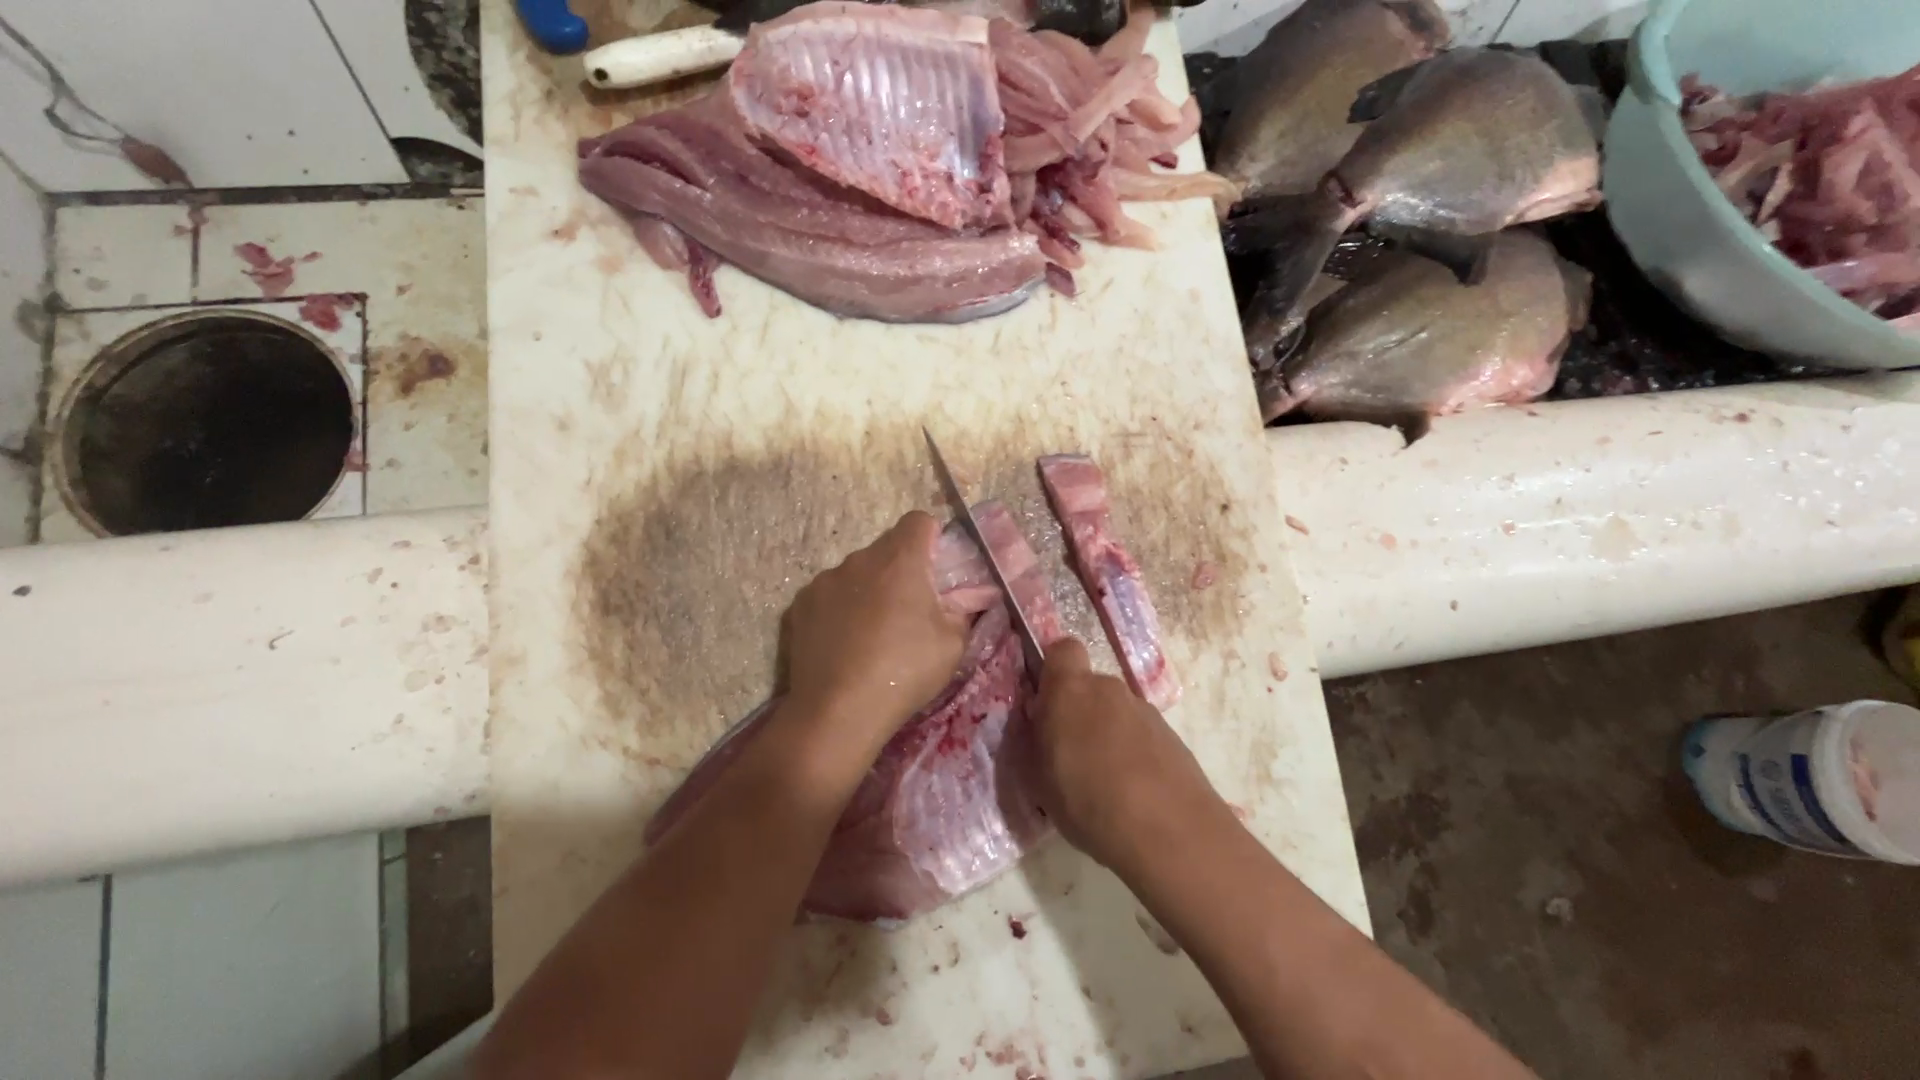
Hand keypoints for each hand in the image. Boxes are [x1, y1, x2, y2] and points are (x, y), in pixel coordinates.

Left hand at [781, 511, 969, 752]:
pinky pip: (829, 596)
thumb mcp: (953, 644)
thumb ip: (965, 609)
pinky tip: (844, 645)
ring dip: (869, 590)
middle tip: (911, 610)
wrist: (837, 711)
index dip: (933, 539)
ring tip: (873, 634)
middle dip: (901, 570)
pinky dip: (840, 610)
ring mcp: (824, 581)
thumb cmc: (905, 671)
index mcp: (900, 560)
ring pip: (856, 573)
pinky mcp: (799, 606)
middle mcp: (859, 560)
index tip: (938, 571)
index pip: (919, 521)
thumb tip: (977, 593)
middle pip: (886, 548)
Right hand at [1029, 638, 1234, 873]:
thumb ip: (1038, 740)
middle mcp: (1110, 690)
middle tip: (1070, 754)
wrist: (1170, 831)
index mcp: (1070, 691)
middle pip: (1090, 687)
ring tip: (1103, 782)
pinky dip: (1133, 753)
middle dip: (1079, 711)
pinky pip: (1141, 735)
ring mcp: (1146, 711)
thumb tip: (1042, 722)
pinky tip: (1132, 792)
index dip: (1054, 669)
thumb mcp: (1040, 778)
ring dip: (1107, 734)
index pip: (1062, 650)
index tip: (1046, 701)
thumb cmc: (1088, 802)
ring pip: (1116, 712)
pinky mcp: (1172, 736)